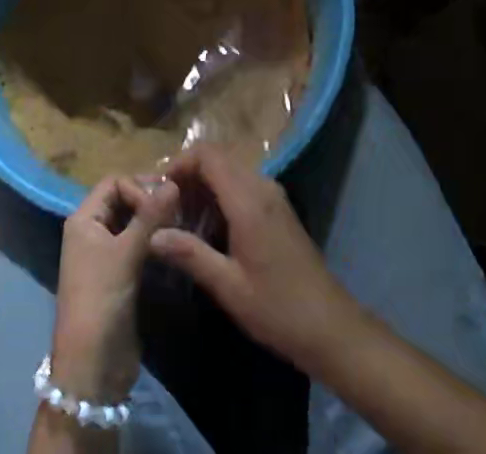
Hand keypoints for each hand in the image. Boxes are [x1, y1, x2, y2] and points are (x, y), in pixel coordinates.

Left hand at [50, 176, 179, 402]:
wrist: (92, 364)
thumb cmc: (101, 299)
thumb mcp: (125, 254)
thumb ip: (149, 217)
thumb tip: (174, 183)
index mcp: (84, 219)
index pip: (114, 183)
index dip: (139, 187)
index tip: (165, 205)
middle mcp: (93, 231)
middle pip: (123, 201)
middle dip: (149, 200)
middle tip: (182, 207)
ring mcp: (106, 254)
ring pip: (132, 224)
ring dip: (155, 221)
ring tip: (184, 223)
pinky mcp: (121, 275)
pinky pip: (138, 246)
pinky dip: (155, 241)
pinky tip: (176, 244)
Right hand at [149, 146, 364, 372]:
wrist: (332, 328)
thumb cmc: (278, 309)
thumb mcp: (228, 286)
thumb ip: (190, 254)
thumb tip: (152, 235)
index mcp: (249, 201)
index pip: (208, 156)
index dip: (179, 163)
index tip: (158, 188)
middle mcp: (262, 189)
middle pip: (218, 158)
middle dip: (187, 173)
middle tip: (163, 203)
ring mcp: (274, 198)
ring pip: (230, 170)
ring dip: (203, 184)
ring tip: (180, 215)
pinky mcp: (278, 210)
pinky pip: (242, 185)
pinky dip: (220, 194)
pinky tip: (207, 226)